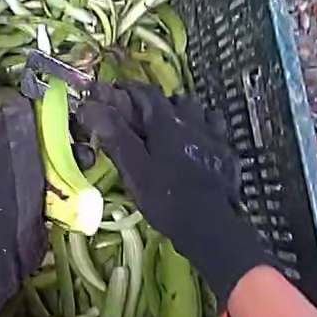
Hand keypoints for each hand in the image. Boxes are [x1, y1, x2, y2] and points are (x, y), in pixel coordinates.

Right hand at [77, 83, 272, 305]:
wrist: (210, 226)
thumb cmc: (165, 197)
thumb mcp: (133, 168)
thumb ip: (114, 135)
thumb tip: (90, 106)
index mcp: (165, 121)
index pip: (144, 92)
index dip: (127, 90)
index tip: (113, 94)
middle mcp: (191, 120)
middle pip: (169, 99)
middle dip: (152, 103)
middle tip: (138, 117)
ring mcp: (212, 135)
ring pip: (193, 111)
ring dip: (178, 113)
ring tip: (166, 127)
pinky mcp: (226, 152)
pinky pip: (212, 128)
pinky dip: (201, 127)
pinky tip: (196, 141)